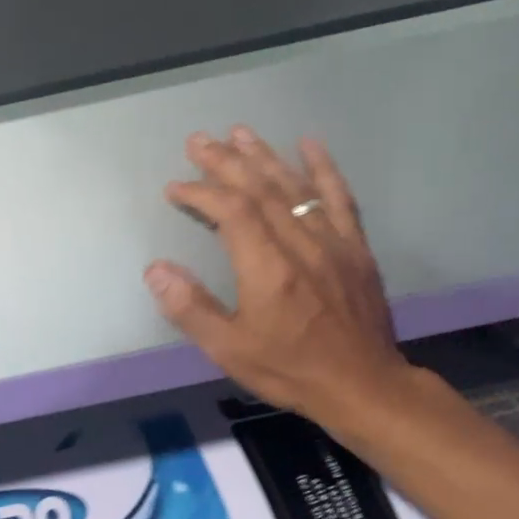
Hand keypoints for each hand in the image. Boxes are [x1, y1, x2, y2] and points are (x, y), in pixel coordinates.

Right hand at [144, 127, 418, 428]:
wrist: (362, 386)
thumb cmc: (289, 370)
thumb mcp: (228, 349)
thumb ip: (190, 307)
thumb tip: (156, 269)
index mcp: (267, 269)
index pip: (232, 213)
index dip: (201, 193)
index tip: (176, 187)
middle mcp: (300, 245)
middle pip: (261, 190)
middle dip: (227, 162)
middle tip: (199, 140)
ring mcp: (332, 242)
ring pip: (295, 188)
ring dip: (264, 157)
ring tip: (239, 133)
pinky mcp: (355, 248)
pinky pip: (340, 198)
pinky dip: (323, 168)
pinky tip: (309, 144)